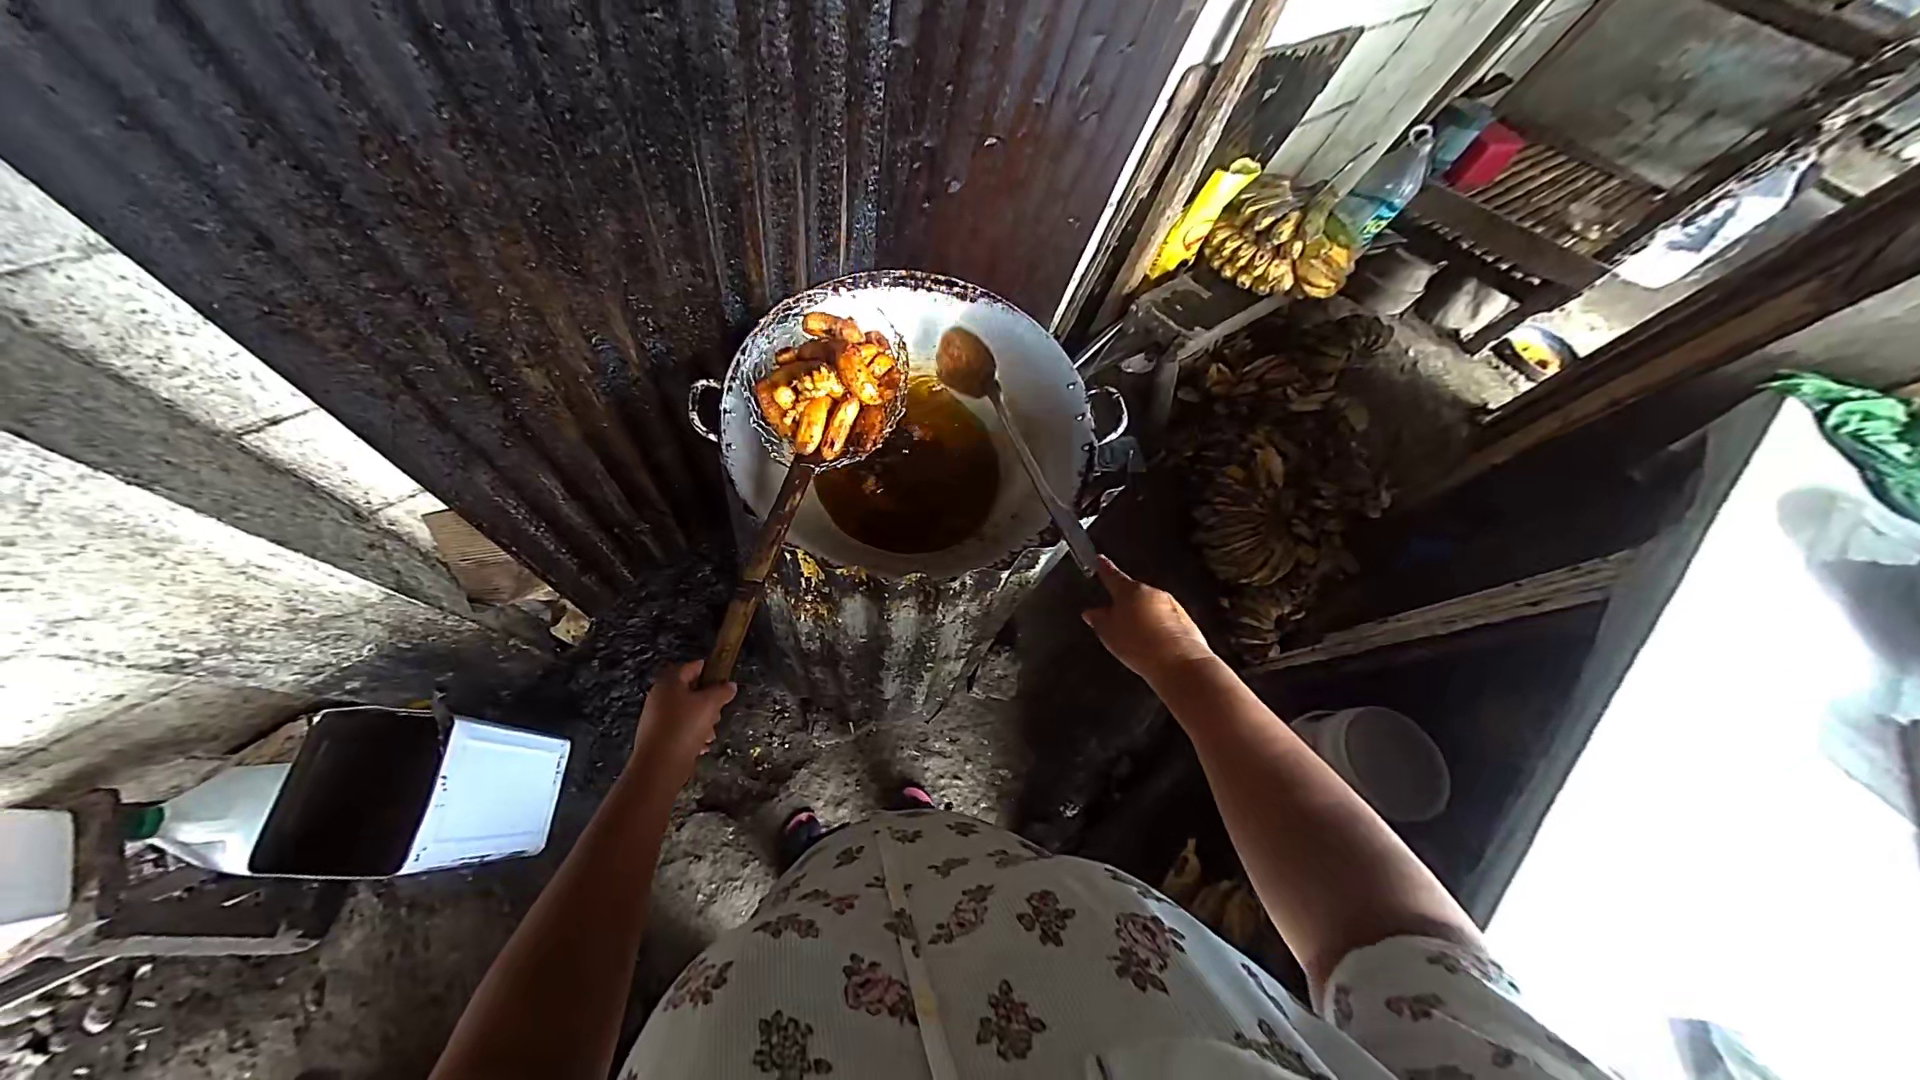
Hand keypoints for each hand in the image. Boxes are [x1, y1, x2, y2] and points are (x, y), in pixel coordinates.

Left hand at [629, 660, 736, 785]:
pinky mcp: (658, 737)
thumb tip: (729, 685)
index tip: (724, 677)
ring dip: (703, 721)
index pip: (691, 667)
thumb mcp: (710, 704)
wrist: (659, 765)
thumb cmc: (685, 726)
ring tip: (710, 733)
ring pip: (687, 712)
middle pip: (690, 691)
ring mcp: (657, 718)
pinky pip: (680, 729)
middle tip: (718, 711)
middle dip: (708, 701)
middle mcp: (659, 698)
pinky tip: (702, 746)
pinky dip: (692, 734)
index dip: (709, 669)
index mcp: (669, 683)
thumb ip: (722, 691)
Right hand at [1081, 556, 1216, 682]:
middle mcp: (1152, 592)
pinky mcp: (1185, 620)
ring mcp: (1171, 605)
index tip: (1101, 560)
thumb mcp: (1108, 633)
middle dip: (1124, 604)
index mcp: (1129, 590)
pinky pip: (1165, 620)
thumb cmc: (1143, 646)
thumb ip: (1098, 619)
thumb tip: (1092, 613)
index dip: (1104, 567)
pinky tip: (1151, 646)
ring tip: (1133, 641)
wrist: (1179, 663)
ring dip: (1142, 619)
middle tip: (1114, 621)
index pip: (1112, 575)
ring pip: (1150, 607)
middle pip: (1133, 593)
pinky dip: (1157, 629)